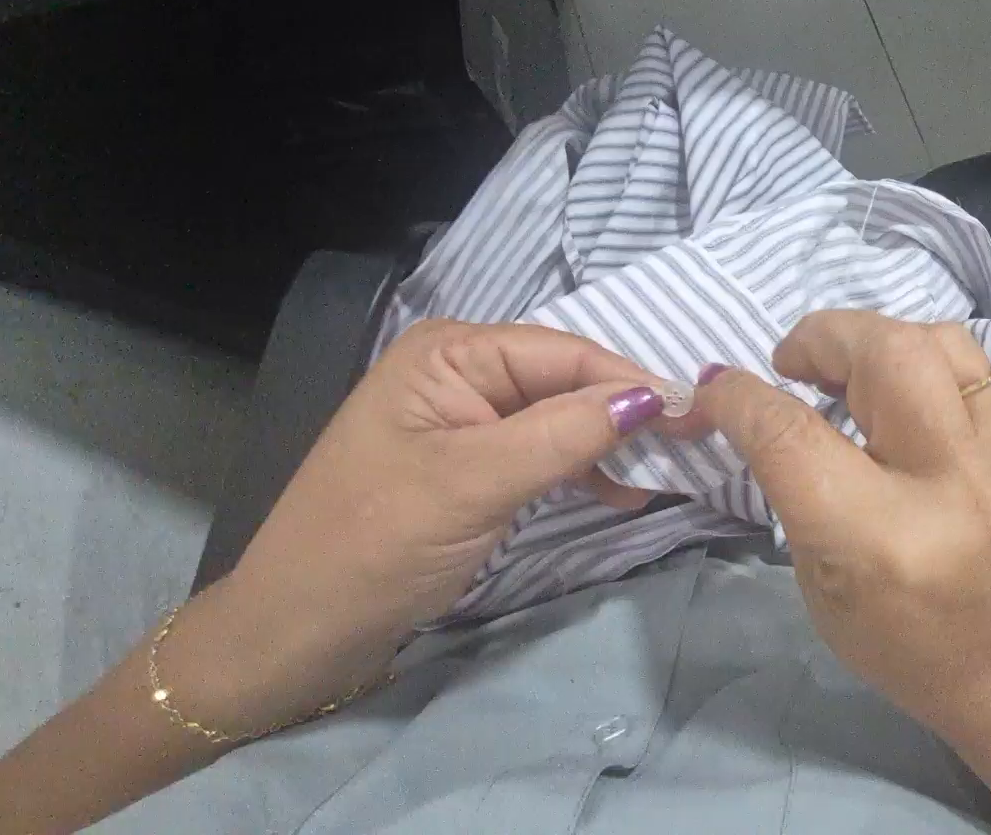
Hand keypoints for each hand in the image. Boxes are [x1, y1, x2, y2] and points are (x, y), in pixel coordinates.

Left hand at [202, 320, 685, 722]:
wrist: (295, 639)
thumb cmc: (372, 546)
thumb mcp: (473, 484)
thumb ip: (565, 434)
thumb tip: (654, 398)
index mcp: (450, 352)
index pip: (563, 353)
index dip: (630, 382)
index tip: (695, 412)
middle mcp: (463, 370)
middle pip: (567, 379)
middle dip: (625, 412)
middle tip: (690, 441)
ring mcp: (471, 416)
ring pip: (564, 415)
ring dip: (611, 444)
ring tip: (663, 471)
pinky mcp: (479, 459)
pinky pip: (548, 448)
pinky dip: (585, 468)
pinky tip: (622, 490)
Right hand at [693, 311, 990, 736]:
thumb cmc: (895, 638)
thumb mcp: (817, 574)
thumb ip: (791, 479)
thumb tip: (751, 401)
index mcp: (880, 538)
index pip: (795, 436)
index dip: (741, 398)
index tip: (718, 386)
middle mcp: (949, 486)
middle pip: (888, 353)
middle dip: (825, 337)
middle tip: (795, 363)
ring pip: (939, 340)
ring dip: (877, 339)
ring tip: (850, 371)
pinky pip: (969, 367)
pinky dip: (918, 361)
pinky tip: (898, 395)